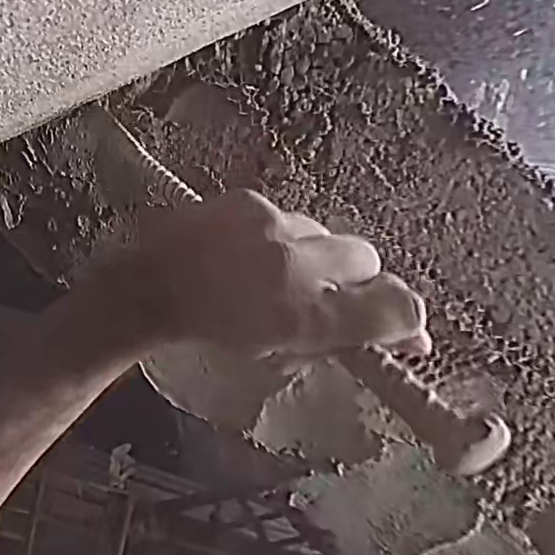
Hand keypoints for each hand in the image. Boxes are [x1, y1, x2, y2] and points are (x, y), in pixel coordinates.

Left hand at [99, 189, 428, 359]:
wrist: (147, 287)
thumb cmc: (207, 330)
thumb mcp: (274, 353)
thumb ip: (336, 343)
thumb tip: (406, 338)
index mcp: (308, 315)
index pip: (398, 307)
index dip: (401, 318)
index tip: (389, 323)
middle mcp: (300, 265)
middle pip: (367, 260)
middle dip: (350, 279)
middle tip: (316, 292)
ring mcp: (274, 226)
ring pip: (323, 234)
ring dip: (309, 253)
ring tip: (268, 269)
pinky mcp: (249, 201)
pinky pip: (283, 217)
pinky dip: (273, 233)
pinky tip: (243, 248)